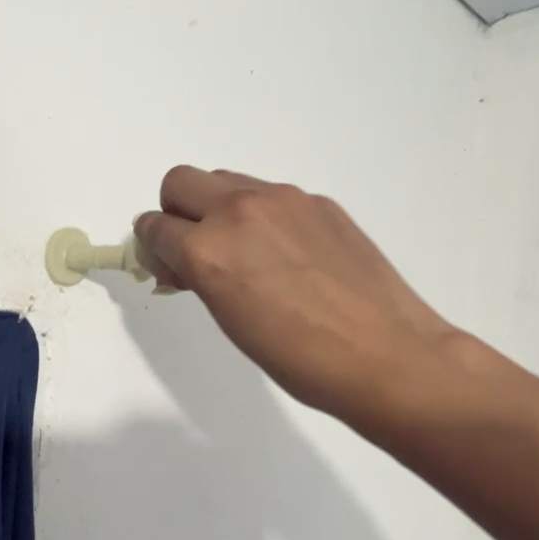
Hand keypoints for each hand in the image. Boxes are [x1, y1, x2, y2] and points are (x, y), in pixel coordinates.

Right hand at [134, 166, 465, 426]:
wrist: (385, 354)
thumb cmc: (299, 358)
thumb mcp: (231, 322)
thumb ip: (199, 278)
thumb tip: (184, 262)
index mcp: (209, 249)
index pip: (154, 226)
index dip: (153, 247)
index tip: (165, 266)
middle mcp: (240, 210)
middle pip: (181, 182)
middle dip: (175, 212)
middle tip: (195, 250)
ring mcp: (284, 200)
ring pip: (226, 181)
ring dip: (218, 208)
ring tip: (245, 253)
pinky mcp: (319, 202)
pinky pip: (271, 195)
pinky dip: (263, 216)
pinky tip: (290, 257)